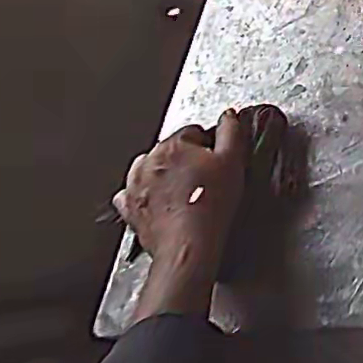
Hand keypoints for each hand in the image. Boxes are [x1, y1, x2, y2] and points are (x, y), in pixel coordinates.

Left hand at [115, 110, 246, 320]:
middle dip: (187, 160)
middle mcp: (148, 161)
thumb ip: (231, 131)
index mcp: (172, 145)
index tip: (217, 162)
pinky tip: (164, 204)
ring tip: (186, 194)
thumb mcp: (233, 160)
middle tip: (206, 180)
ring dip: (166, 176)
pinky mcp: (129, 209)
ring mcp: (134, 186)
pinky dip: (147, 195)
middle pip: (171, 150)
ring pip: (152, 169)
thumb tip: (227, 116)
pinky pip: (134, 194)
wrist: (188, 246)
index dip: (210, 147)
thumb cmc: (210, 205)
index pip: (193, 133)